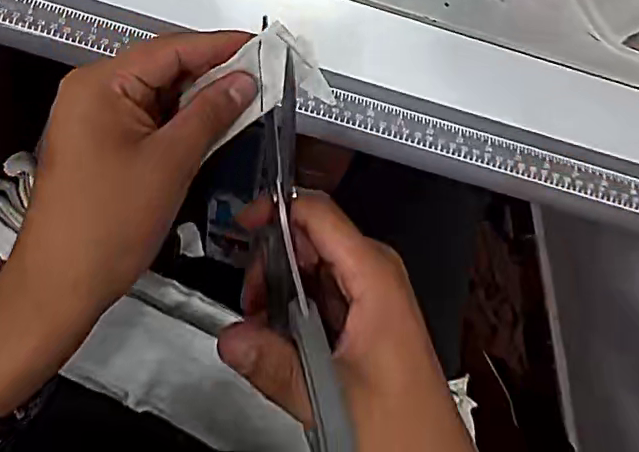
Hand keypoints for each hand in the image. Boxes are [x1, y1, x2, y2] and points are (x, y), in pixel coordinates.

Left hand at [0, 31, 257, 416]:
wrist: (57, 289)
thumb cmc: (101, 229)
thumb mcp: (170, 163)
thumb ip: (211, 113)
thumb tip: (241, 82)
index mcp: (99, 84)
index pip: (170, 49)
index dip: (219, 46)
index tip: (257, 46)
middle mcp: (91, 91)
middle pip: (163, 66)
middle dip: (212, 73)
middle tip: (257, 75)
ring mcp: (93, 115)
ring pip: (158, 92)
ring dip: (198, 98)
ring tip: (241, 100)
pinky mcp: (99, 139)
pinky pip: (148, 115)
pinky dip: (180, 119)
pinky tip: (210, 124)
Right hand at [217, 192, 475, 450]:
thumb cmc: (405, 433)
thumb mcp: (331, 398)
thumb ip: (274, 364)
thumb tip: (233, 336)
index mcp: (374, 274)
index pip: (319, 212)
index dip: (278, 209)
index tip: (245, 223)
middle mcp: (376, 273)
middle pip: (311, 237)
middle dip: (272, 262)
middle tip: (251, 301)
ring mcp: (372, 293)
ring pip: (312, 265)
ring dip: (281, 288)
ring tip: (265, 328)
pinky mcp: (366, 315)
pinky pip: (321, 291)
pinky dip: (296, 306)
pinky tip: (284, 340)